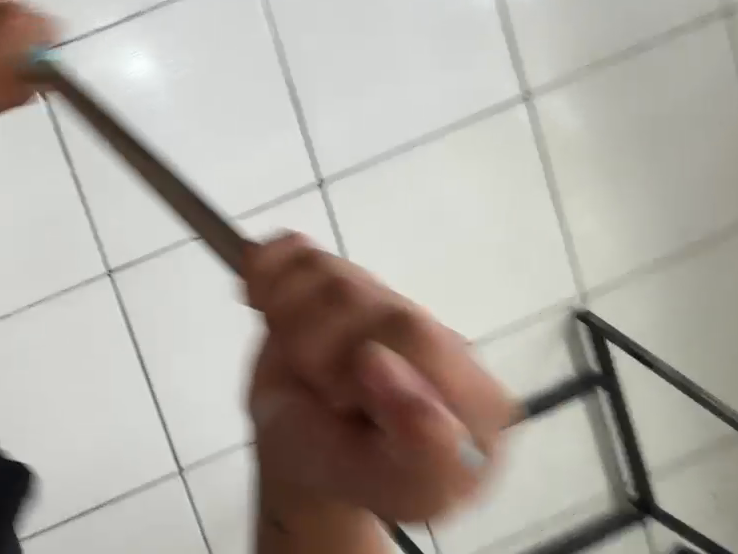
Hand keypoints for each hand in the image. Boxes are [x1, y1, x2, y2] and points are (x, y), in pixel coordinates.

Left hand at [0, 0, 57, 121]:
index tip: (45, 55)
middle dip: (31, 28)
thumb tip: (49, 73)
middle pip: (30, 11)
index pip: (52, 25)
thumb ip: (42, 79)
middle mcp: (4, 8)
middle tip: (24, 51)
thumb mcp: (21, 93)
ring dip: (11, 14)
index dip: (51, 42)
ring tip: (4, 36)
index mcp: (24, 26)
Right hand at [244, 235, 513, 522]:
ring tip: (300, 360)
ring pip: (318, 268)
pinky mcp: (328, 276)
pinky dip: (265, 272)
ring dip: (285, 317)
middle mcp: (434, 334)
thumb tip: (383, 362)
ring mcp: (378, 298)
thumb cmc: (349, 473)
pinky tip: (270, 310)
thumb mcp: (396, 492)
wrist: (300, 451)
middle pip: (354, 293)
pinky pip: (290, 246)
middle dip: (312, 343)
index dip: (353, 358)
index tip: (338, 401)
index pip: (411, 331)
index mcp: (472, 388)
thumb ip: (421, 450)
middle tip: (318, 387)